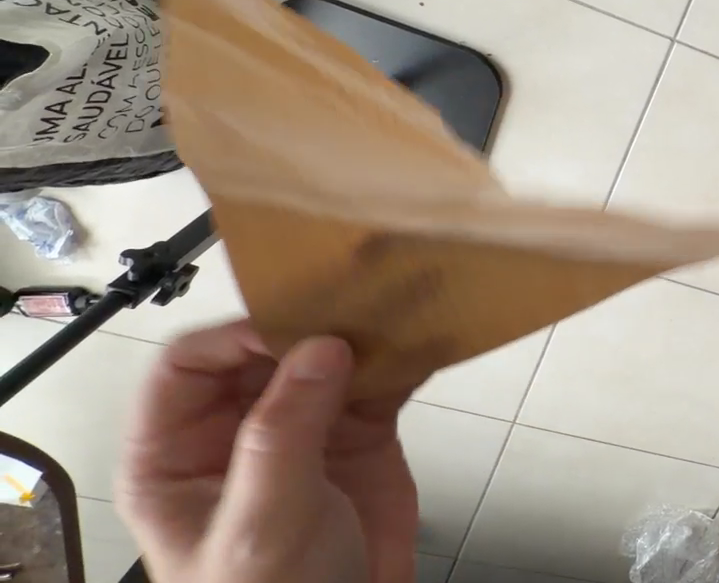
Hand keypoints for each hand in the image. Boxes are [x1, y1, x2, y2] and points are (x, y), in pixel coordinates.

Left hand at [117, 321, 418, 582]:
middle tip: (370, 298)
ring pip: (334, 353)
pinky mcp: (364, 428)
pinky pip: (386, 376)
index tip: (304, 325)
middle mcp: (241, 428)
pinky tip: (435, 336)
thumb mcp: (264, 522)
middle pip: (270, 348)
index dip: (239, 336)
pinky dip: (412, 353)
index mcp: (180, 452)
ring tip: (411, 305)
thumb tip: (322, 347)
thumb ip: (284, 436)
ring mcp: (308, 426)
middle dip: (318, 320)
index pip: (190, 366)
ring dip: (373, 329)